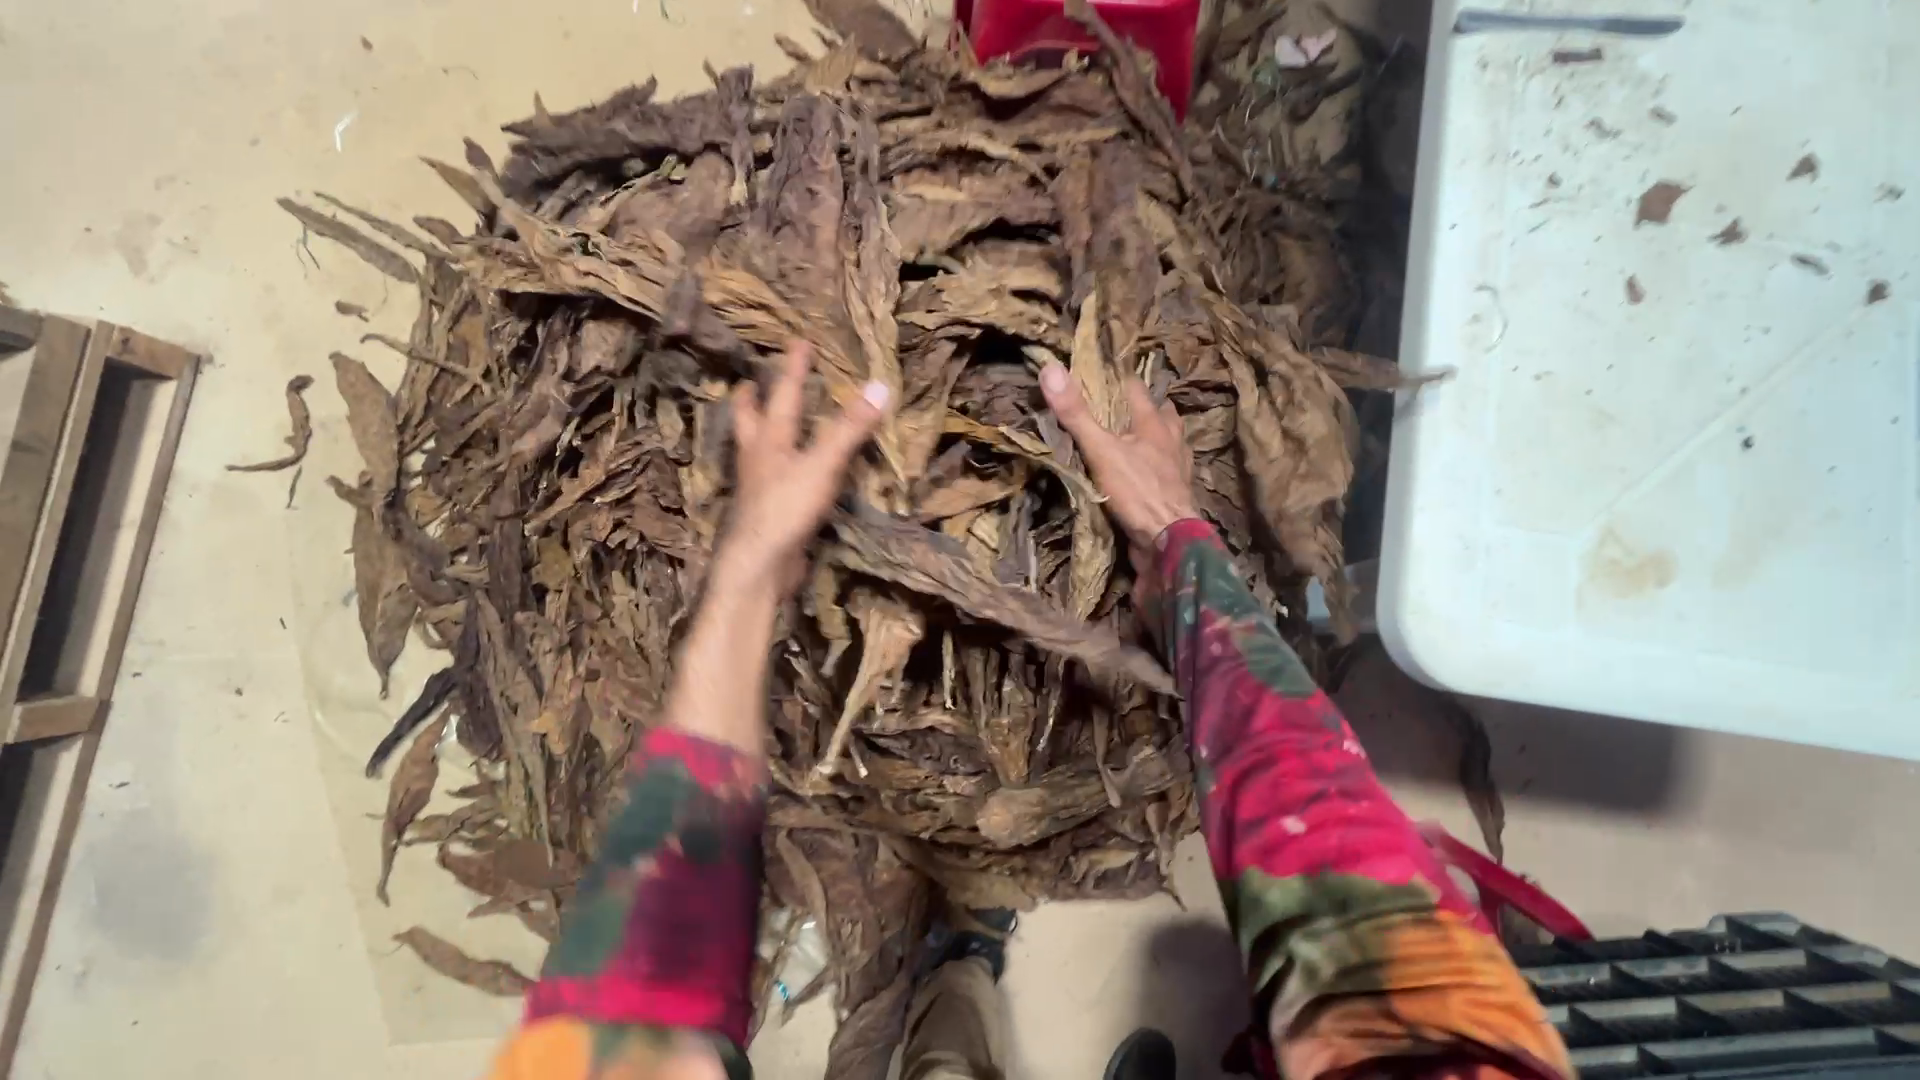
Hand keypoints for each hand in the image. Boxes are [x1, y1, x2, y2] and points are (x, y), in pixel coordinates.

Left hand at [716, 341, 891, 594]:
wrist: (759, 566)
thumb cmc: (785, 508)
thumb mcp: (823, 464)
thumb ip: (850, 428)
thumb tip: (881, 385)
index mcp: (769, 439)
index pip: (784, 394)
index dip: (794, 368)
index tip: (799, 342)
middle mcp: (758, 458)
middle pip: (749, 422)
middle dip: (751, 401)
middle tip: (747, 384)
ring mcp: (759, 487)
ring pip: (753, 450)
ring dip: (757, 433)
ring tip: (763, 424)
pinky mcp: (767, 513)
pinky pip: (769, 480)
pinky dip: (774, 468)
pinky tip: (784, 475)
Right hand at [1038, 361, 1198, 552]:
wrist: (1169, 540)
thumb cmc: (1137, 490)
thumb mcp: (1100, 450)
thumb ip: (1076, 414)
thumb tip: (1051, 369)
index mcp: (1154, 424)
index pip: (1137, 390)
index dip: (1120, 381)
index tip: (1102, 376)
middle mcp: (1171, 441)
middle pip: (1163, 414)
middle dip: (1147, 408)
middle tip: (1124, 408)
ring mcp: (1179, 468)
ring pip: (1172, 442)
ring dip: (1159, 437)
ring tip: (1140, 437)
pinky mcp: (1177, 493)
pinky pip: (1172, 471)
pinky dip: (1162, 466)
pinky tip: (1151, 473)